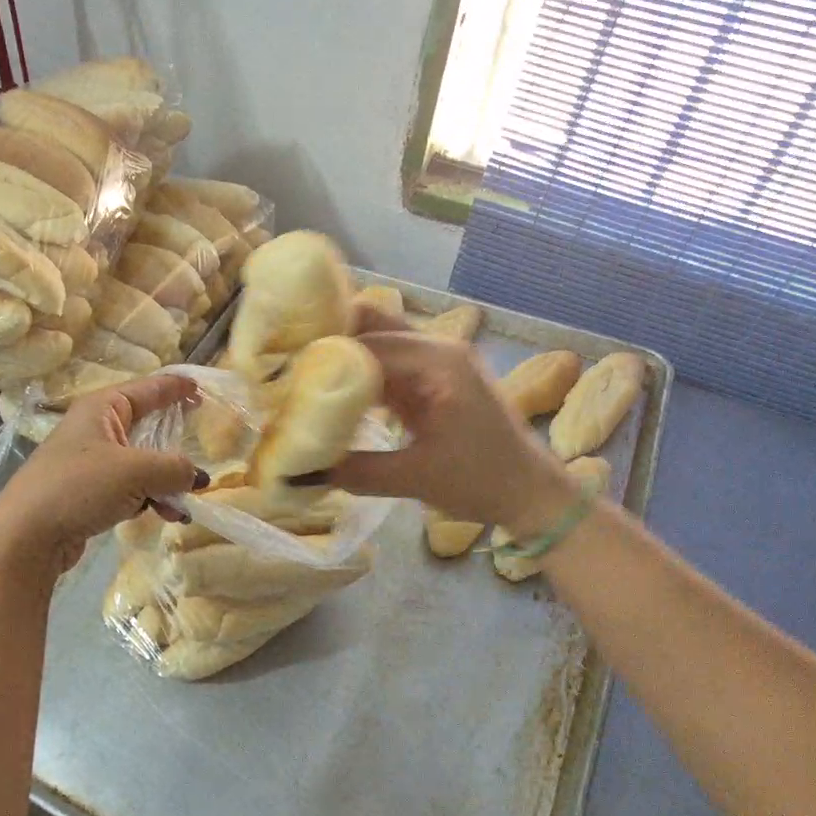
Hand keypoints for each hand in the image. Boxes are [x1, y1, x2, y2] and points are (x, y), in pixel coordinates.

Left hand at [0, 374, 207, 578]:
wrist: (26, 536)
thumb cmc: (79, 487)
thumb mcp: (136, 471)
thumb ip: (175, 469)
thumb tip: (198, 477)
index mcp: (103, 408)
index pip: (149, 388)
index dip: (177, 387)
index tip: (204, 389)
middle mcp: (96, 429)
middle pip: (147, 425)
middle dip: (176, 439)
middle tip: (204, 441)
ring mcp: (91, 462)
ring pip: (142, 462)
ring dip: (167, 480)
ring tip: (187, 501)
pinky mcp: (89, 493)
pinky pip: (131, 488)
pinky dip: (151, 498)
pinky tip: (167, 516)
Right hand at [313, 323, 575, 529]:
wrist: (531, 493)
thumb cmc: (481, 481)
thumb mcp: (414, 479)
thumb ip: (355, 471)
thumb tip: (298, 472)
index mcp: (438, 362)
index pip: (367, 342)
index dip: (323, 353)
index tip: (283, 371)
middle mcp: (438, 349)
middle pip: (373, 322)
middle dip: (330, 337)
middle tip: (287, 363)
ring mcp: (438, 361)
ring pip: (379, 339)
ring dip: (343, 353)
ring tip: (300, 374)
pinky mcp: (435, 379)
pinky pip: (389, 362)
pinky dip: (360, 372)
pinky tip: (331, 392)